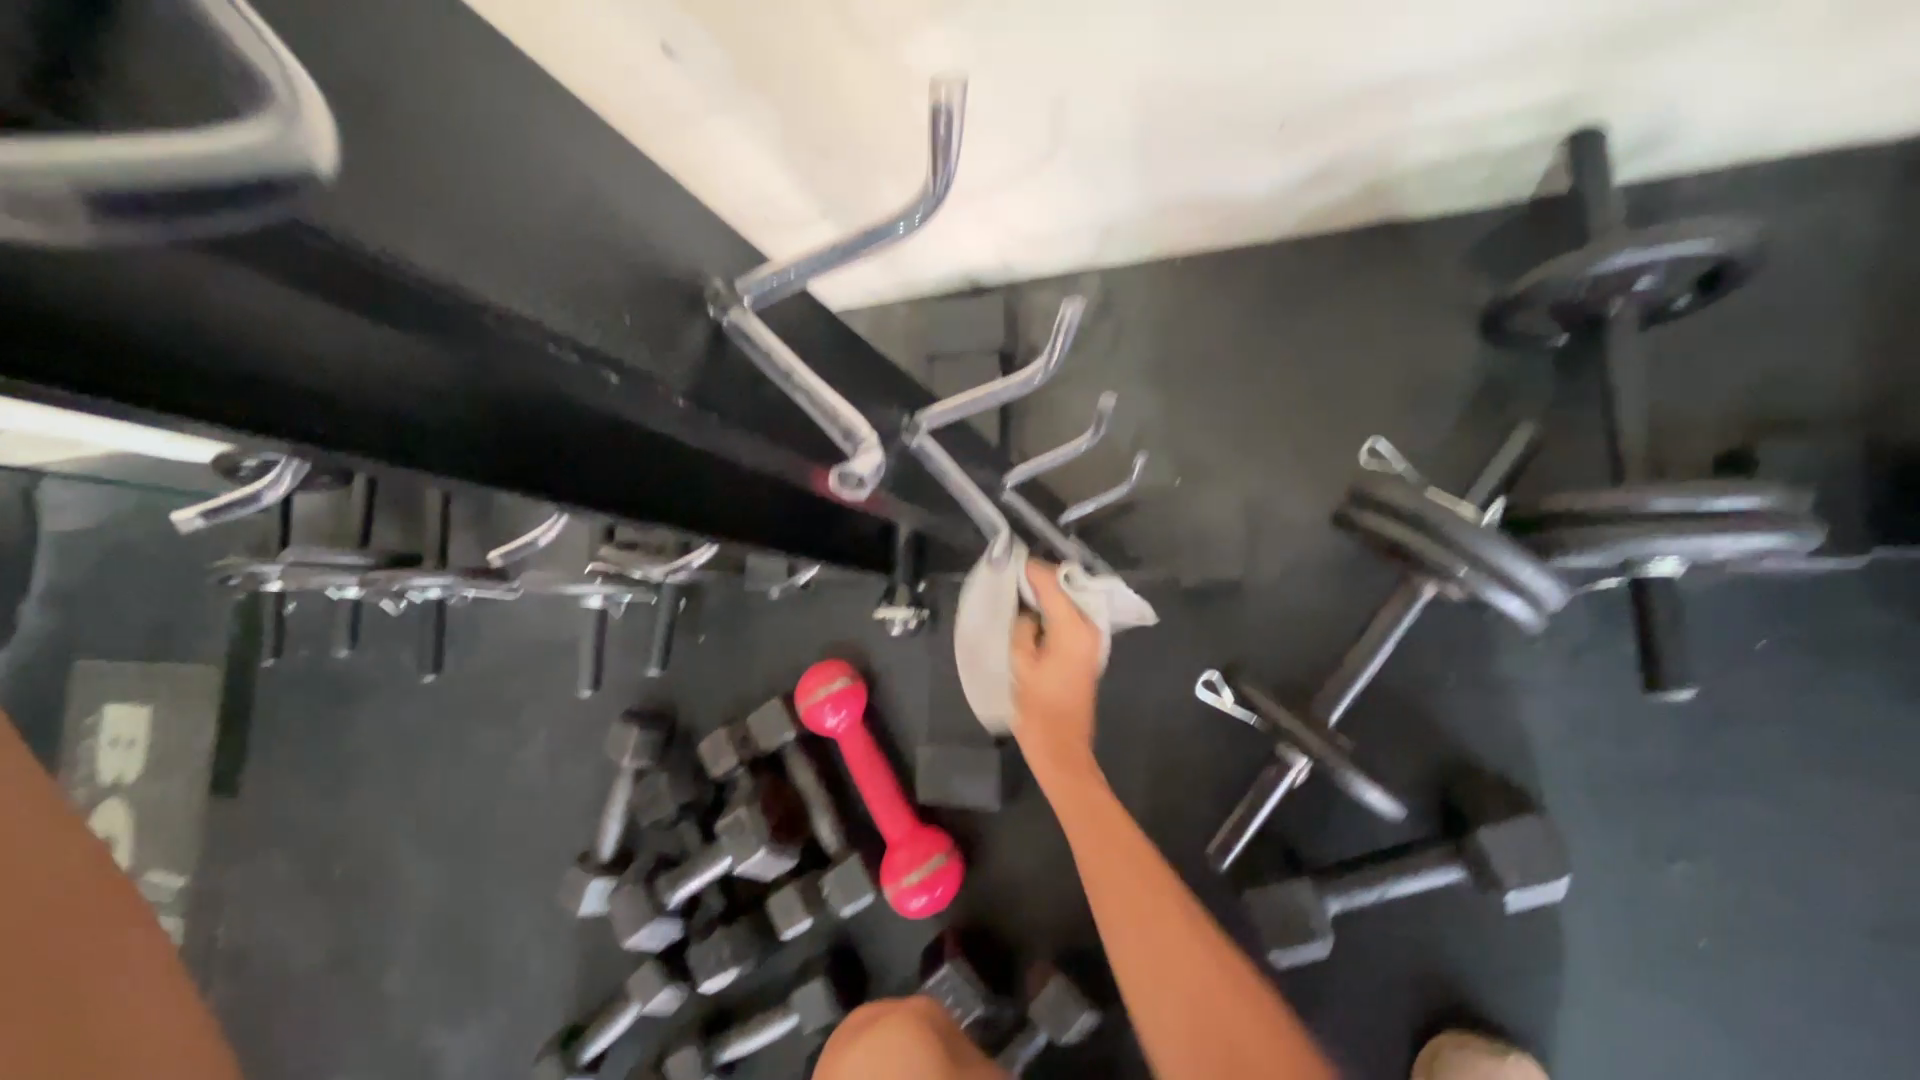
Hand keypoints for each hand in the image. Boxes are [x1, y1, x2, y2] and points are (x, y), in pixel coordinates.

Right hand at [1010, 559, 1103, 786]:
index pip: (1051, 582)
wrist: (1062, 748)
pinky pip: (1070, 618)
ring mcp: (1093, 638)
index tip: (1007, 560)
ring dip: (1045, 596)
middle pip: (1064, 587)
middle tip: (1009, 576)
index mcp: (1073, 628)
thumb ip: (1022, 625)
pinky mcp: (1089, 649)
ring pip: (1067, 602)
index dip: (1029, 570)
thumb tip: (1025, 608)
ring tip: (1016, 593)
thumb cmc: (1036, 709)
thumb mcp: (1019, 662)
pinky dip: (1052, 611)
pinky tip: (1031, 615)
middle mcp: (1090, 627)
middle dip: (1037, 580)